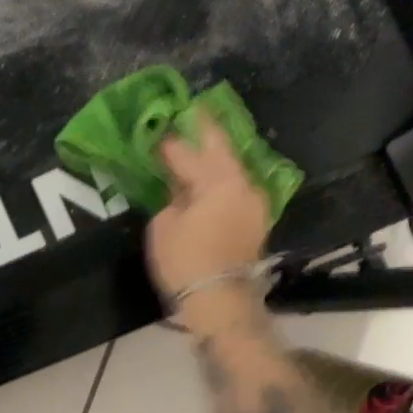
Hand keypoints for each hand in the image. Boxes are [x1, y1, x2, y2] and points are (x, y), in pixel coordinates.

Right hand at [146, 113, 270, 297]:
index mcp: (218, 181)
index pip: (190, 152)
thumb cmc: (186, 260)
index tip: (158, 125)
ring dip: (214, 156)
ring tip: (197, 144)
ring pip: (231, 169)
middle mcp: (242, 185)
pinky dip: (219, 178)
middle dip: (205, 132)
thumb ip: (172, 198)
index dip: (171, 140)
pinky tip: (206, 178)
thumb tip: (180, 190)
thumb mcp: (164, 225)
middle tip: (191, 113)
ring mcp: (253, 203)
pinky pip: (235, 188)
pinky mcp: (254, 220)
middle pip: (222, 150)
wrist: (220, 300)